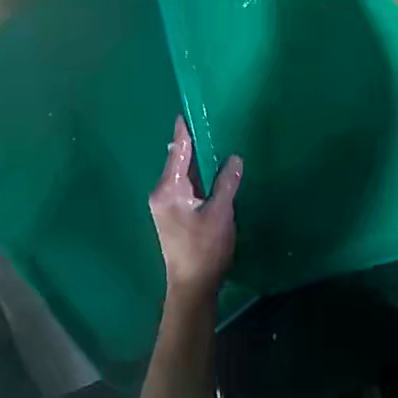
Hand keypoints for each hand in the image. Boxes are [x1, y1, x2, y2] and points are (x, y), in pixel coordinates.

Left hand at [148, 117, 243, 301]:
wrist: (193, 286)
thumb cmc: (205, 248)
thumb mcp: (220, 213)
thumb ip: (227, 182)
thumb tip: (234, 158)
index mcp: (168, 189)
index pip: (177, 152)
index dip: (184, 131)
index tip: (187, 110)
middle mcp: (162, 194)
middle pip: (178, 161)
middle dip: (193, 143)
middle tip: (209, 121)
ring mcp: (167, 206)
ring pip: (184, 175)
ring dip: (198, 161)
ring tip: (215, 140)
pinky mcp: (176, 215)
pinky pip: (187, 187)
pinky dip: (199, 176)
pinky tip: (214, 170)